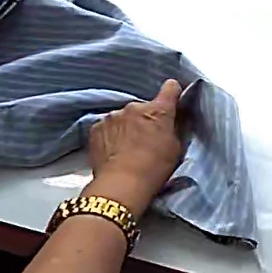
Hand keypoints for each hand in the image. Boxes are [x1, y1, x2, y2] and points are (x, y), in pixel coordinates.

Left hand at [86, 79, 184, 213]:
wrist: (121, 183)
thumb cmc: (154, 168)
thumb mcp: (175, 148)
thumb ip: (174, 128)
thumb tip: (173, 120)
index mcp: (158, 110)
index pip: (170, 88)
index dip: (172, 93)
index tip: (171, 99)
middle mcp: (134, 107)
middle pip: (142, 108)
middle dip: (144, 119)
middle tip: (145, 140)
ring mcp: (112, 116)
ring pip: (122, 118)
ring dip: (126, 127)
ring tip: (126, 149)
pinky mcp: (96, 128)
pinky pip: (106, 128)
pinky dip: (110, 136)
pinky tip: (112, 152)